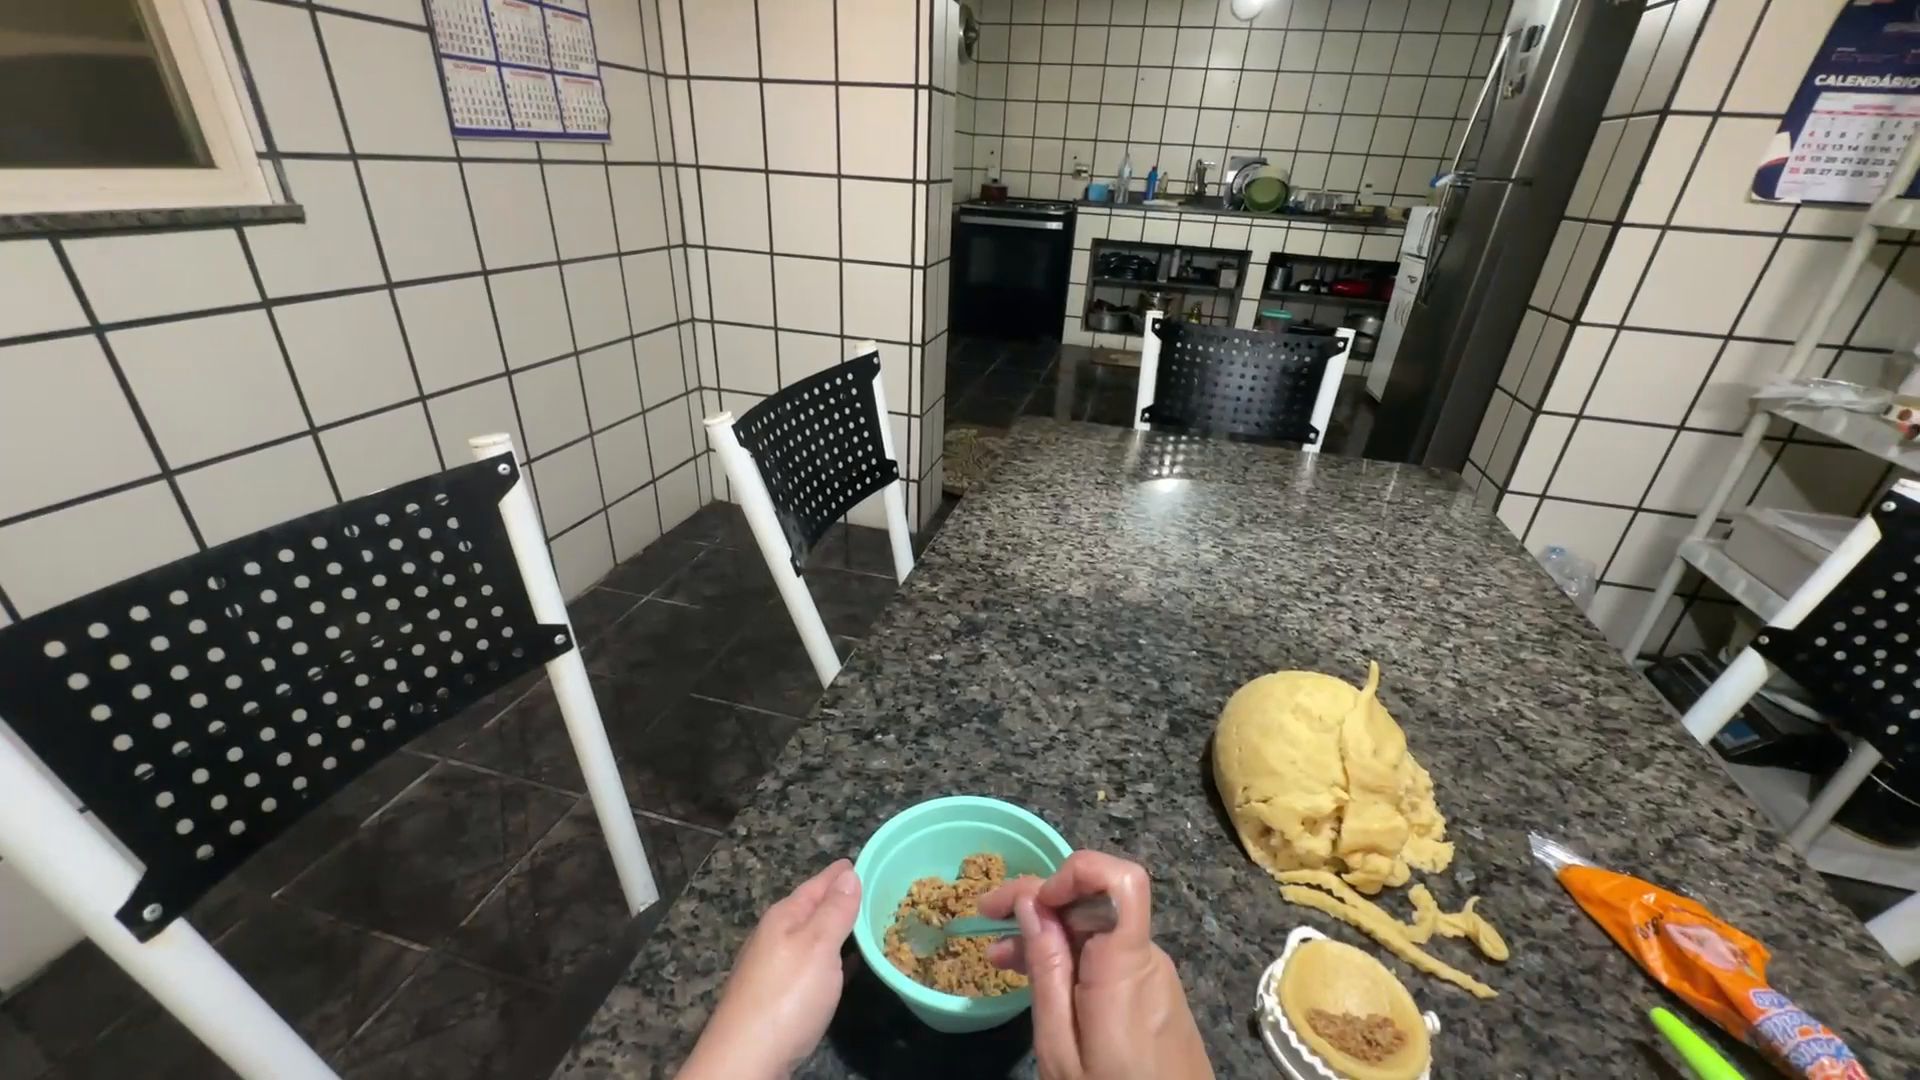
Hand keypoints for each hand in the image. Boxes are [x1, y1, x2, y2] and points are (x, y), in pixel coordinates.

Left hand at [679, 859, 861, 1079]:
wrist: (742, 1066)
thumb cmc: (785, 998)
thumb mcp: (818, 946)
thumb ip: (836, 910)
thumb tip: (849, 872)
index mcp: (785, 916)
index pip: (820, 882)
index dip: (844, 872)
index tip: (870, 860)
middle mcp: (776, 936)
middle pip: (814, 908)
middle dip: (842, 898)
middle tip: (876, 891)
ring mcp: (774, 968)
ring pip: (813, 937)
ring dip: (838, 929)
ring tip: (867, 925)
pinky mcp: (778, 998)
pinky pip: (813, 964)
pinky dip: (833, 959)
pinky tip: (848, 968)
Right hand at [979, 851, 1212, 1079]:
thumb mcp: (1060, 1048)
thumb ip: (1047, 971)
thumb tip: (1031, 901)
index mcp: (1125, 966)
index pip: (1121, 880)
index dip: (1077, 872)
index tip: (1036, 901)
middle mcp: (1146, 957)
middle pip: (1096, 901)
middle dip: (1041, 902)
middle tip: (987, 919)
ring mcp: (1155, 975)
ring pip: (1097, 928)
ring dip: (1050, 932)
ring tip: (999, 955)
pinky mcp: (1155, 994)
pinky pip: (1109, 955)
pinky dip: (1072, 957)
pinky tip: (1040, 978)